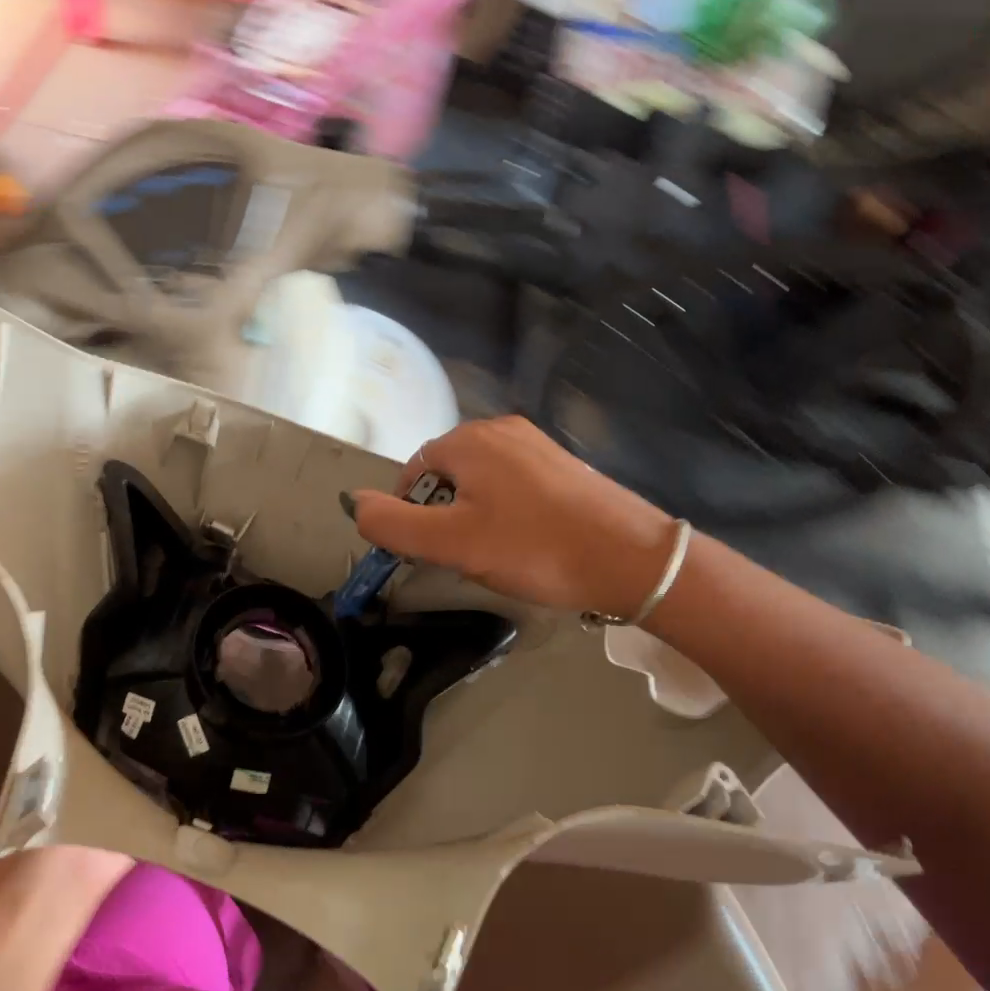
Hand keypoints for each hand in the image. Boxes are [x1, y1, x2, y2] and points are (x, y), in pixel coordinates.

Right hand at [349, 418, 677, 616]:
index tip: (431, 551)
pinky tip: (528, 543)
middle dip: (444, 515)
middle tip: (466, 556)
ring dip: (474, 516)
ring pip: (480, 482)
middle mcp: (501, 429)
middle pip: (446, 474)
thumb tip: (354, 503)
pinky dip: (507, 513)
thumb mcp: (450, 543)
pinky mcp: (564, 465)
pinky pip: (513, 485)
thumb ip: (392, 524)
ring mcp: (537, 444)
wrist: (634, 561)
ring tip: (498, 553)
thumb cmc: (534, 549)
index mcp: (469, 440)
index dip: (410, 514)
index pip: (412, 472)